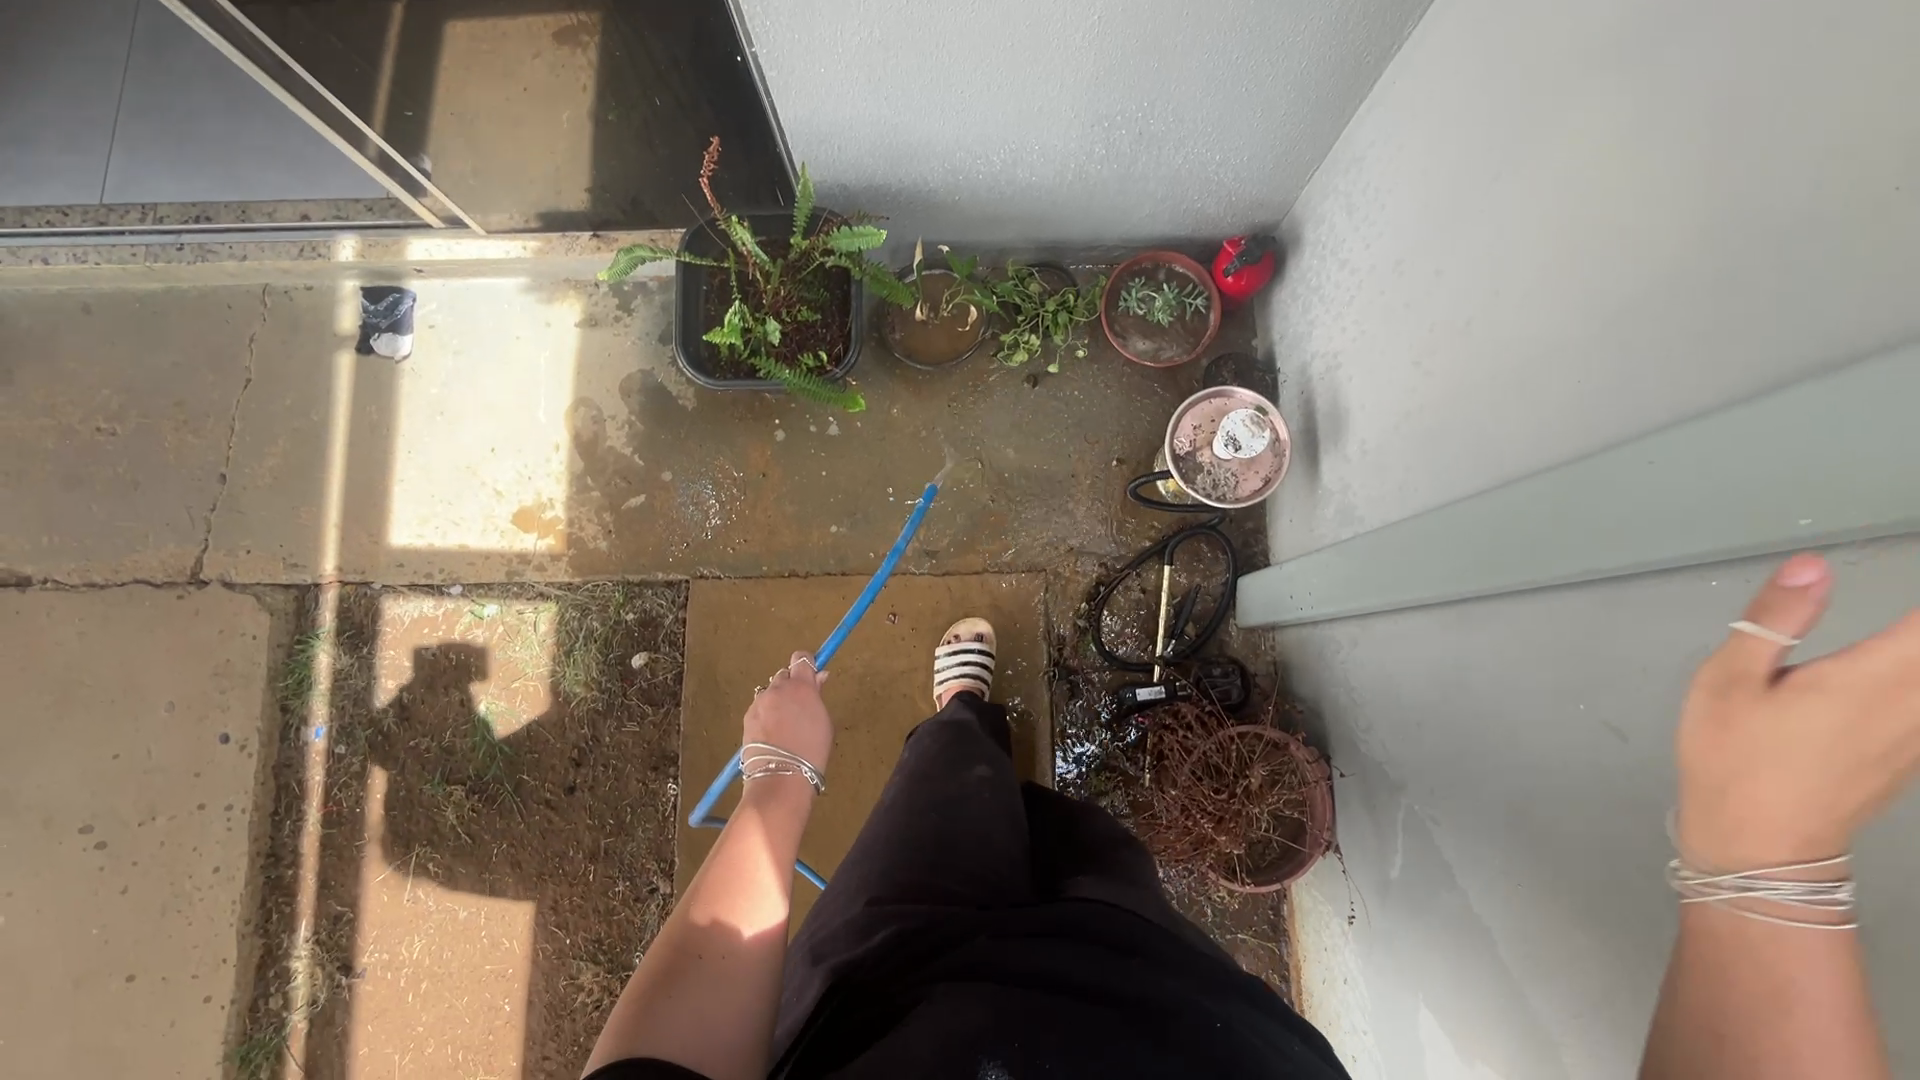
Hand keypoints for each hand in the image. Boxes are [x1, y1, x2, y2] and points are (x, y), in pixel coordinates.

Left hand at [743, 652, 832, 774]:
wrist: (781, 776)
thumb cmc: (812, 751)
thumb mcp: (824, 721)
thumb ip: (818, 696)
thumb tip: (818, 677)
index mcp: (801, 686)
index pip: (802, 658)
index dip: (806, 665)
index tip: (811, 676)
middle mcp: (778, 688)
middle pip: (784, 676)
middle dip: (791, 686)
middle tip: (798, 708)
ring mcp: (759, 702)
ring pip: (770, 693)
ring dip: (777, 701)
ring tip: (784, 726)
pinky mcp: (747, 717)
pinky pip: (759, 708)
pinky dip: (765, 715)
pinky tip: (772, 735)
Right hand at [1677, 552, 1919, 869]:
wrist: (1761, 839)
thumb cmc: (1733, 752)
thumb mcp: (1730, 681)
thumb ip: (1774, 620)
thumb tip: (1814, 562)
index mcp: (1876, 675)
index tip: (1917, 545)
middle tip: (1910, 578)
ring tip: (1906, 634)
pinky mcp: (1919, 749)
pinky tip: (1904, 667)